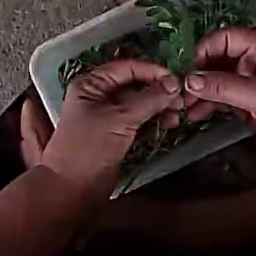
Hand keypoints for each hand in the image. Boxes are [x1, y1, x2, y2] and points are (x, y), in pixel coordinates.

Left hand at [36, 59, 181, 199]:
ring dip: (160, 105)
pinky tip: (169, 123)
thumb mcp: (119, 118)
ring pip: (140, 103)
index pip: (126, 68)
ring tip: (177, 114)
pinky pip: (140, 120)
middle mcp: (100, 96)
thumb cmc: (89, 147)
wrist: (73, 188)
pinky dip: (155, 119)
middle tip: (181, 99)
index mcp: (92, 85)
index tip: (175, 79)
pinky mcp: (118, 134)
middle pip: (135, 84)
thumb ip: (148, 99)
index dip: (151, 71)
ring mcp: (109, 116)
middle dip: (158, 89)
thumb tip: (173, 84)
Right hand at [183, 27, 255, 164]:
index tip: (190, 68)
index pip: (229, 37)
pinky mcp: (249, 102)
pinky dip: (209, 104)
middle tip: (181, 89)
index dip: (207, 49)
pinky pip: (223, 97)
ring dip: (202, 91)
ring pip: (219, 79)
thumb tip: (189, 81)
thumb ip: (225, 87)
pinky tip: (196, 114)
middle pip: (220, 58)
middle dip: (200, 73)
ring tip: (185, 106)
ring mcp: (253, 82)